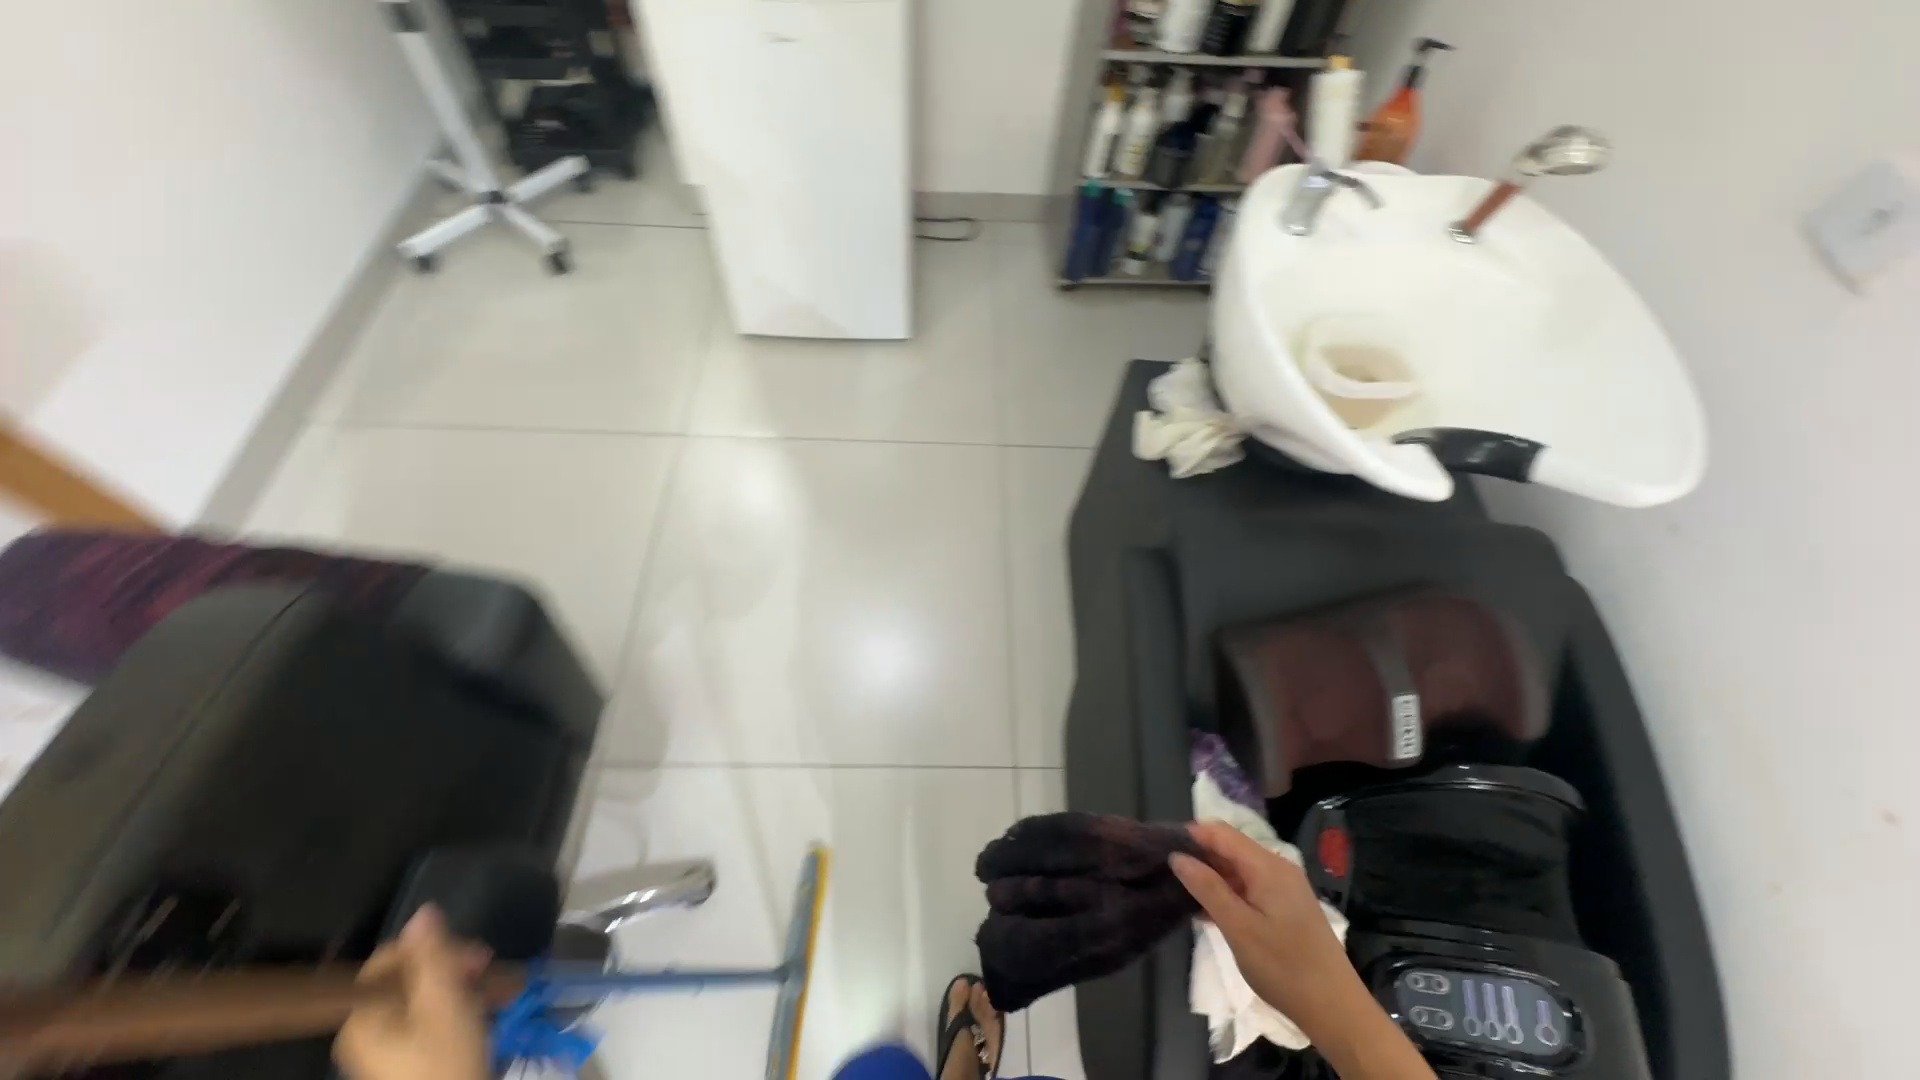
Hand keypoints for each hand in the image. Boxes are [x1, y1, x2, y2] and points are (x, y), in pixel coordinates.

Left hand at [333, 907, 492, 1079]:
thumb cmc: (447, 1062)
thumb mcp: (446, 1004)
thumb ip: (434, 956)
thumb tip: (424, 911)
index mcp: (364, 1017)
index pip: (389, 958)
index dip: (432, 947)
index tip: (474, 956)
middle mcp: (363, 1029)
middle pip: (404, 975)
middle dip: (448, 964)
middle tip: (485, 969)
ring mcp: (381, 1046)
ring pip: (418, 993)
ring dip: (454, 982)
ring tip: (485, 988)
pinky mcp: (401, 1057)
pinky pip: (422, 1015)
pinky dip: (450, 1004)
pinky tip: (474, 1009)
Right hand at [1171, 823, 1436, 1079]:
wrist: (1335, 1009)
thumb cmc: (1283, 967)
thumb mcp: (1238, 928)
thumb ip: (1207, 888)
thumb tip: (1177, 856)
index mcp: (1267, 866)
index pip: (1221, 832)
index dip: (1190, 835)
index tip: (1160, 848)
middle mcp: (1277, 868)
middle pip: (1230, 848)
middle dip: (1198, 856)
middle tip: (1164, 872)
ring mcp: (1283, 888)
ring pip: (1238, 869)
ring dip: (1210, 876)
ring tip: (1178, 890)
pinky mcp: (1285, 907)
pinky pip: (1249, 887)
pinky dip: (1227, 893)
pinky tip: (1205, 910)